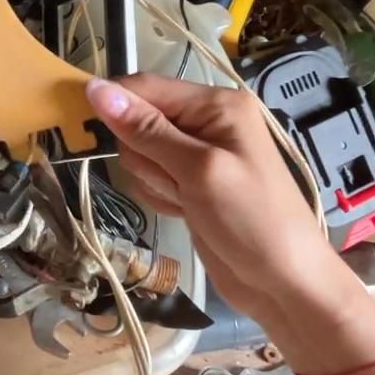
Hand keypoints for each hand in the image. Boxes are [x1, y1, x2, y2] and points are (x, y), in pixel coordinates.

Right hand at [84, 74, 341, 321]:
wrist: (285, 286)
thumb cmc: (252, 221)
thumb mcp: (197, 170)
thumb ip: (145, 129)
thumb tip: (94, 89)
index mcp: (216, 104)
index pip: (145, 87)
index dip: (115, 106)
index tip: (88, 131)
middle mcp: (206, 121)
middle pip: (138, 121)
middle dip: (146, 155)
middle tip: (178, 181)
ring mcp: (197, 154)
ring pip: (139, 154)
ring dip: (154, 180)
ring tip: (187, 201)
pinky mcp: (189, 183)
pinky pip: (150, 178)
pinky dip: (160, 196)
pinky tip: (185, 212)